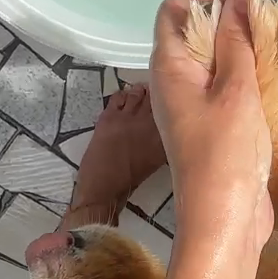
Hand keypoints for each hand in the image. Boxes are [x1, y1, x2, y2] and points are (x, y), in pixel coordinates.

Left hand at [63, 84, 163, 227]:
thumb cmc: (130, 181)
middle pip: (157, 99)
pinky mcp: (109, 117)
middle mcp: (150, 126)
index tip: (174, 99)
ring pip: (138, 94)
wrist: (102, 188)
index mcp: (164, 140)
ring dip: (142, 91)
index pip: (174, 112)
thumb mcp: (156, 162)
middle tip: (158, 90)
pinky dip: (123, 94)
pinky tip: (125, 97)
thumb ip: (163, 144)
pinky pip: (119, 97)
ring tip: (144, 90)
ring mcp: (128, 119)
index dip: (173, 102)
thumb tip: (168, 129)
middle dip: (158, 93)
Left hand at [149, 0, 273, 248]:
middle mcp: (175, 85)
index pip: (176, 11)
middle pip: (200, 36)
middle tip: (274, 37)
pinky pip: (230, 94)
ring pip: (220, 66)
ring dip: (250, 58)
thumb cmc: (225, 154)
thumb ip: (239, 37)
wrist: (224, 220)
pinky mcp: (214, 130)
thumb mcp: (236, 88)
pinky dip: (252, 86)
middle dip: (238, 29)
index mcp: (168, 68)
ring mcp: (194, 109)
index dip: (209, 1)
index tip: (248, 12)